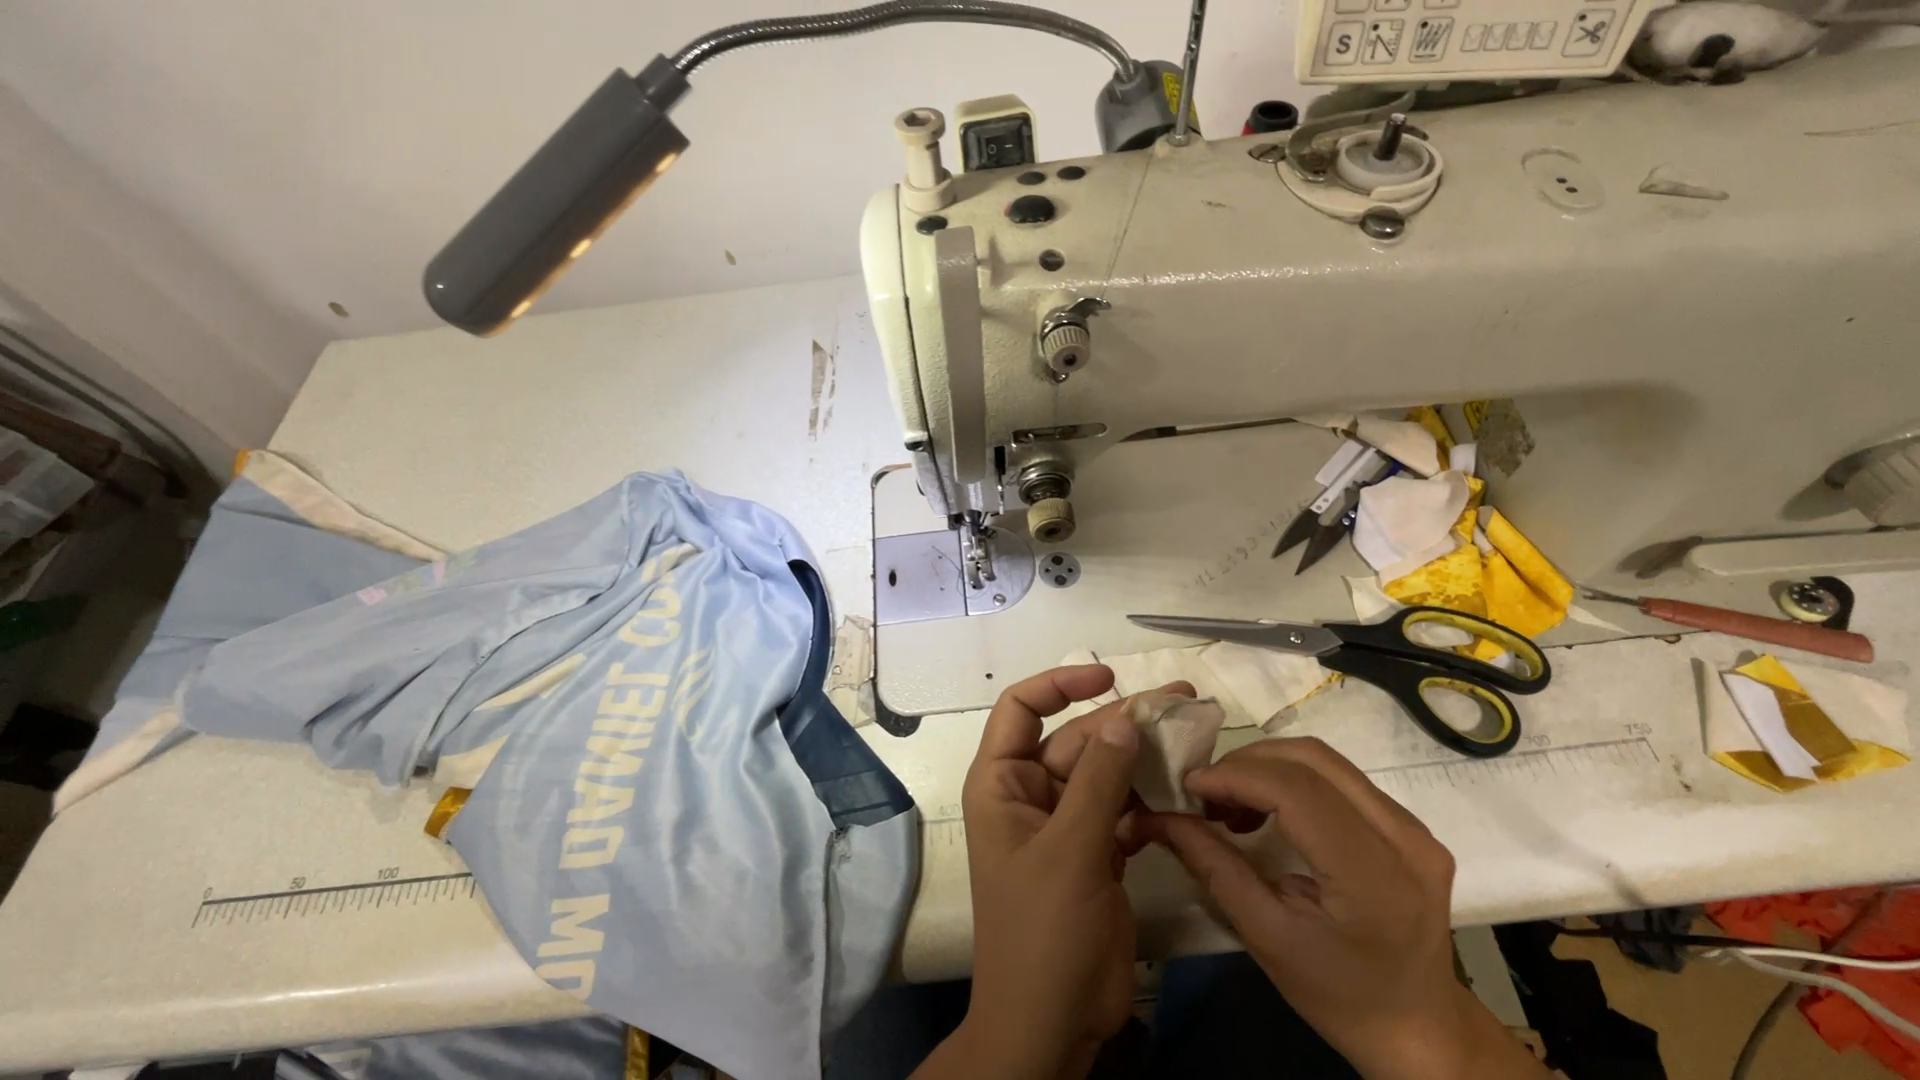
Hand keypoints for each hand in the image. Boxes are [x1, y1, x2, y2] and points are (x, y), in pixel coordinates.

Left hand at [919, 666, 1180, 1079]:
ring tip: (1198, 739)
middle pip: (1078, 740)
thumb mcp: (1070, 850)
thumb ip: (1099, 781)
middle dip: (1126, 722)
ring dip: (1146, 759)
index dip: (1060, 683)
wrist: (1051, 1021)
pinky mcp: (1097, 854)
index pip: (1021, 709)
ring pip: (1107, 774)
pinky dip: (1152, 800)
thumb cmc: (1043, 931)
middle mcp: (1031, 796)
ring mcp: (1066, 826)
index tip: (1110, 675)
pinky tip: (1189, 791)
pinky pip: (1125, 810)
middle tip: (1187, 703)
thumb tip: (1123, 716)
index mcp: (1001, 784)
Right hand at [1139, 738, 1548, 1079]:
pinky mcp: (1411, 825)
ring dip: (1267, 766)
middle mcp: (1406, 840)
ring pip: (1326, 759)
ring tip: (1231, 803)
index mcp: (1372, 878)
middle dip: (1246, 763)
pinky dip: (1291, 778)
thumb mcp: (1265, 936)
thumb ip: (1213, 867)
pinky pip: (1341, 777)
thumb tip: (1159, 817)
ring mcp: (1415, 828)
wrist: (1416, 1024)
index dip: (1236, 776)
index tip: (1188, 786)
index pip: (1298, 792)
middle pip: (1313, 759)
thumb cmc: (1336, 993)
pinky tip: (1266, 809)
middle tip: (1204, 794)